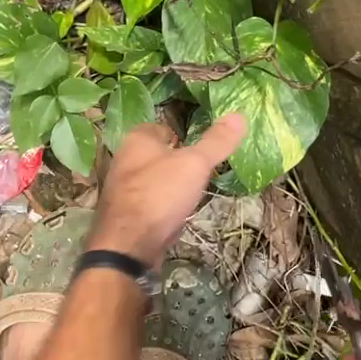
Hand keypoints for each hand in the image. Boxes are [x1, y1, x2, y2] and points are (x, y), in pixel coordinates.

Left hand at [87, 115, 245, 266]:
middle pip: (158, 156)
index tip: (200, 153)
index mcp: (137, 139)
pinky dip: (162, 208)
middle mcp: (123, 159)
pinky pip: (148, 204)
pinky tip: (174, 218)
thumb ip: (216, 142)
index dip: (183, 138)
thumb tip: (239, 116)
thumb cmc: (160, 194)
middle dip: (178, 165)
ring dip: (170, 188)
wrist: (128, 244)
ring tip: (190, 198)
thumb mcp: (195, 164)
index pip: (163, 127)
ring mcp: (121, 188)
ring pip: (153, 181)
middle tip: (200, 176)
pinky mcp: (123, 213)